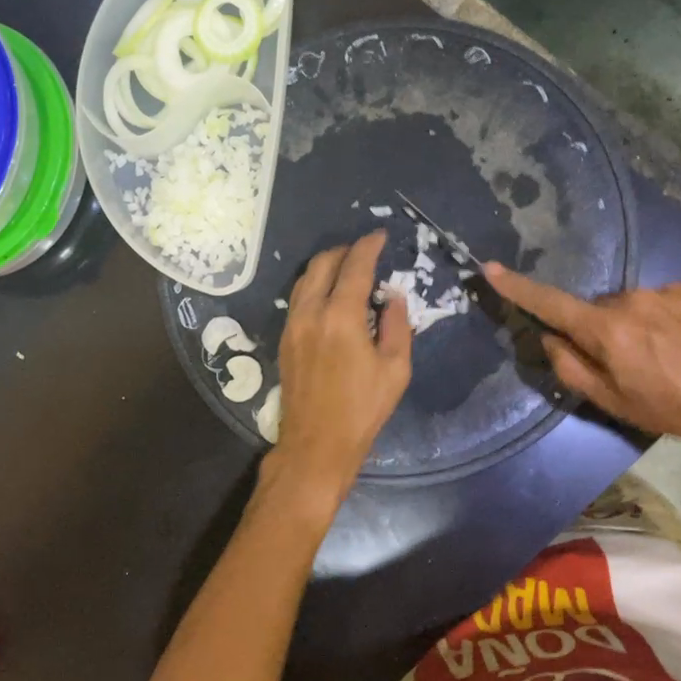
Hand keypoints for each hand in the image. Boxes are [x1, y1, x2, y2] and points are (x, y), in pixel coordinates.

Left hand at [273, 231, 412, 499]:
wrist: (316, 443)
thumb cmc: (362, 409)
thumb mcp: (395, 369)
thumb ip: (397, 325)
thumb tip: (392, 296)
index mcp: (341, 317)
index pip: (354, 267)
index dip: (368, 247)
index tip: (379, 237)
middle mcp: (310, 314)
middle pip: (322, 264)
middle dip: (344, 251)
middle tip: (363, 251)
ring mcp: (292, 326)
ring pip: (304, 280)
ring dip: (325, 266)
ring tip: (346, 268)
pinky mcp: (284, 340)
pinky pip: (297, 299)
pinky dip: (313, 286)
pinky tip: (329, 294)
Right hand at [482, 263, 680, 461]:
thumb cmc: (676, 411)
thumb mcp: (613, 402)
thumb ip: (571, 368)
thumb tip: (551, 341)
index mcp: (607, 329)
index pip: (550, 303)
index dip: (516, 288)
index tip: (490, 269)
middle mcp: (633, 300)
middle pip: (595, 311)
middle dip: (596, 332)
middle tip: (620, 368)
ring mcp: (669, 292)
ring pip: (630, 307)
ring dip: (632, 328)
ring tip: (662, 362)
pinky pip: (662, 303)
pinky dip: (662, 322)